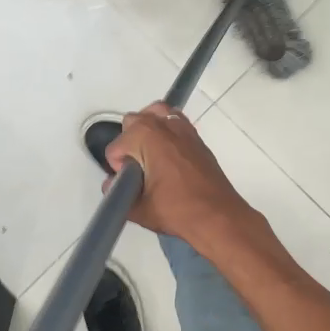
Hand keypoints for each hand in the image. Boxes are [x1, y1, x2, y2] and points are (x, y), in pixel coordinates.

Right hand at [104, 103, 260, 248]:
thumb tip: (111, 186)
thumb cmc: (178, 211)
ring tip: (148, 155)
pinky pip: (174, 121)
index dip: (118, 166)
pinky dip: (166, 130)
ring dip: (147, 129)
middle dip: (129, 143)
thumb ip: (118, 196)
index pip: (117, 145)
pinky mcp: (196, 137)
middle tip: (136, 169)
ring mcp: (182, 128)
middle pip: (133, 122)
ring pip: (155, 113)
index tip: (129, 182)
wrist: (219, 217)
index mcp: (146, 136)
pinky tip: (167, 155)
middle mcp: (163, 124)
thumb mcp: (140, 209)